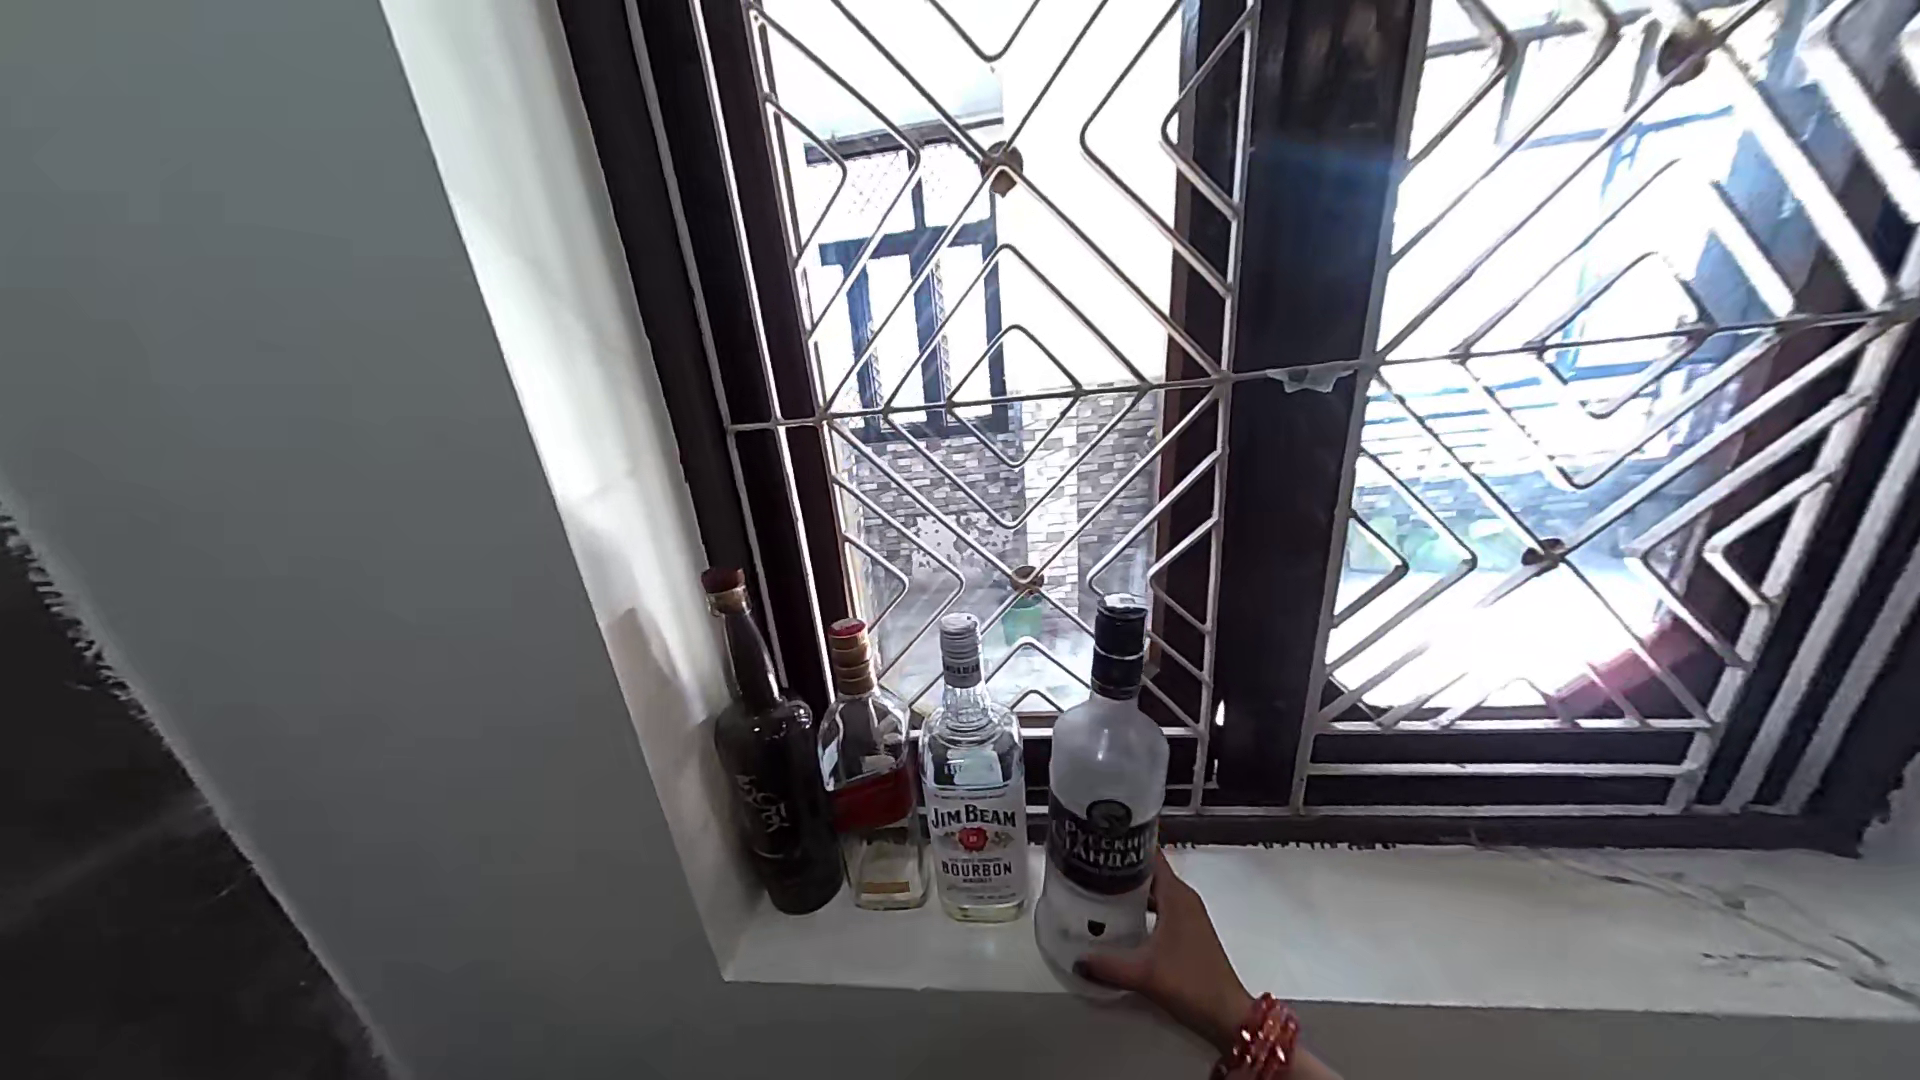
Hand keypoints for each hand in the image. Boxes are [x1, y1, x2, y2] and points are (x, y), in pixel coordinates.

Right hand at [1074, 850, 1252, 1051]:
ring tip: (1099, 887)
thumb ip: (1107, 964)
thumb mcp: (1143, 973)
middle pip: (1149, 869)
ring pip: (1154, 888)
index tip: (1101, 838)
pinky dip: (1141, 904)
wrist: (1228, 1017)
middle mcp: (1183, 896)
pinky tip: (1121, 916)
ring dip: (1131, 887)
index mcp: (1175, 893)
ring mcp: (1187, 913)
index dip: (1127, 841)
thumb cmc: (1191, 983)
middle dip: (1122, 865)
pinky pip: (1160, 904)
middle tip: (1090, 863)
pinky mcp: (1188, 929)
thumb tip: (1077, 959)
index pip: (1150, 852)